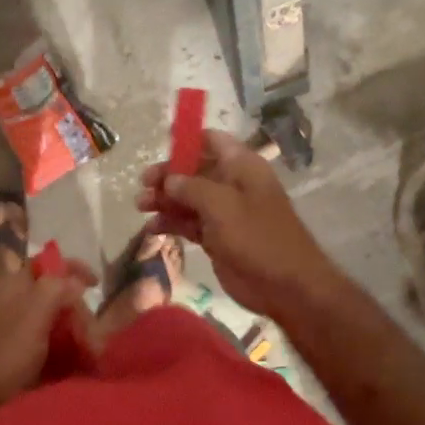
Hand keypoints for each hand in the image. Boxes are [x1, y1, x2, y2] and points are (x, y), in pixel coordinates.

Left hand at [0, 258, 94, 421]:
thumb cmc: (4, 351)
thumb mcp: (34, 313)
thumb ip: (57, 289)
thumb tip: (77, 283)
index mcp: (16, 284)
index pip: (49, 263)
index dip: (75, 269)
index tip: (97, 285)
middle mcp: (15, 300)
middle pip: (56, 295)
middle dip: (78, 311)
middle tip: (92, 333)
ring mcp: (14, 327)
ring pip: (53, 321)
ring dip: (73, 333)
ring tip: (89, 353)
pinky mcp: (15, 351)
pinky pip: (46, 344)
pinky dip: (64, 351)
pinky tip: (75, 366)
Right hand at [137, 130, 342, 317]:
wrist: (284, 285)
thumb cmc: (257, 237)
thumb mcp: (221, 205)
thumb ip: (191, 187)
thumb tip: (169, 179)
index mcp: (242, 166)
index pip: (212, 141)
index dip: (188, 139)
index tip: (162, 143)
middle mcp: (233, 184)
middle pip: (194, 170)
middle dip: (168, 175)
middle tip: (143, 185)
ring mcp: (225, 212)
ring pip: (188, 198)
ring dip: (165, 200)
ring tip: (140, 207)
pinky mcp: (218, 237)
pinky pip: (189, 223)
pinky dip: (171, 223)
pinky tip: (152, 228)